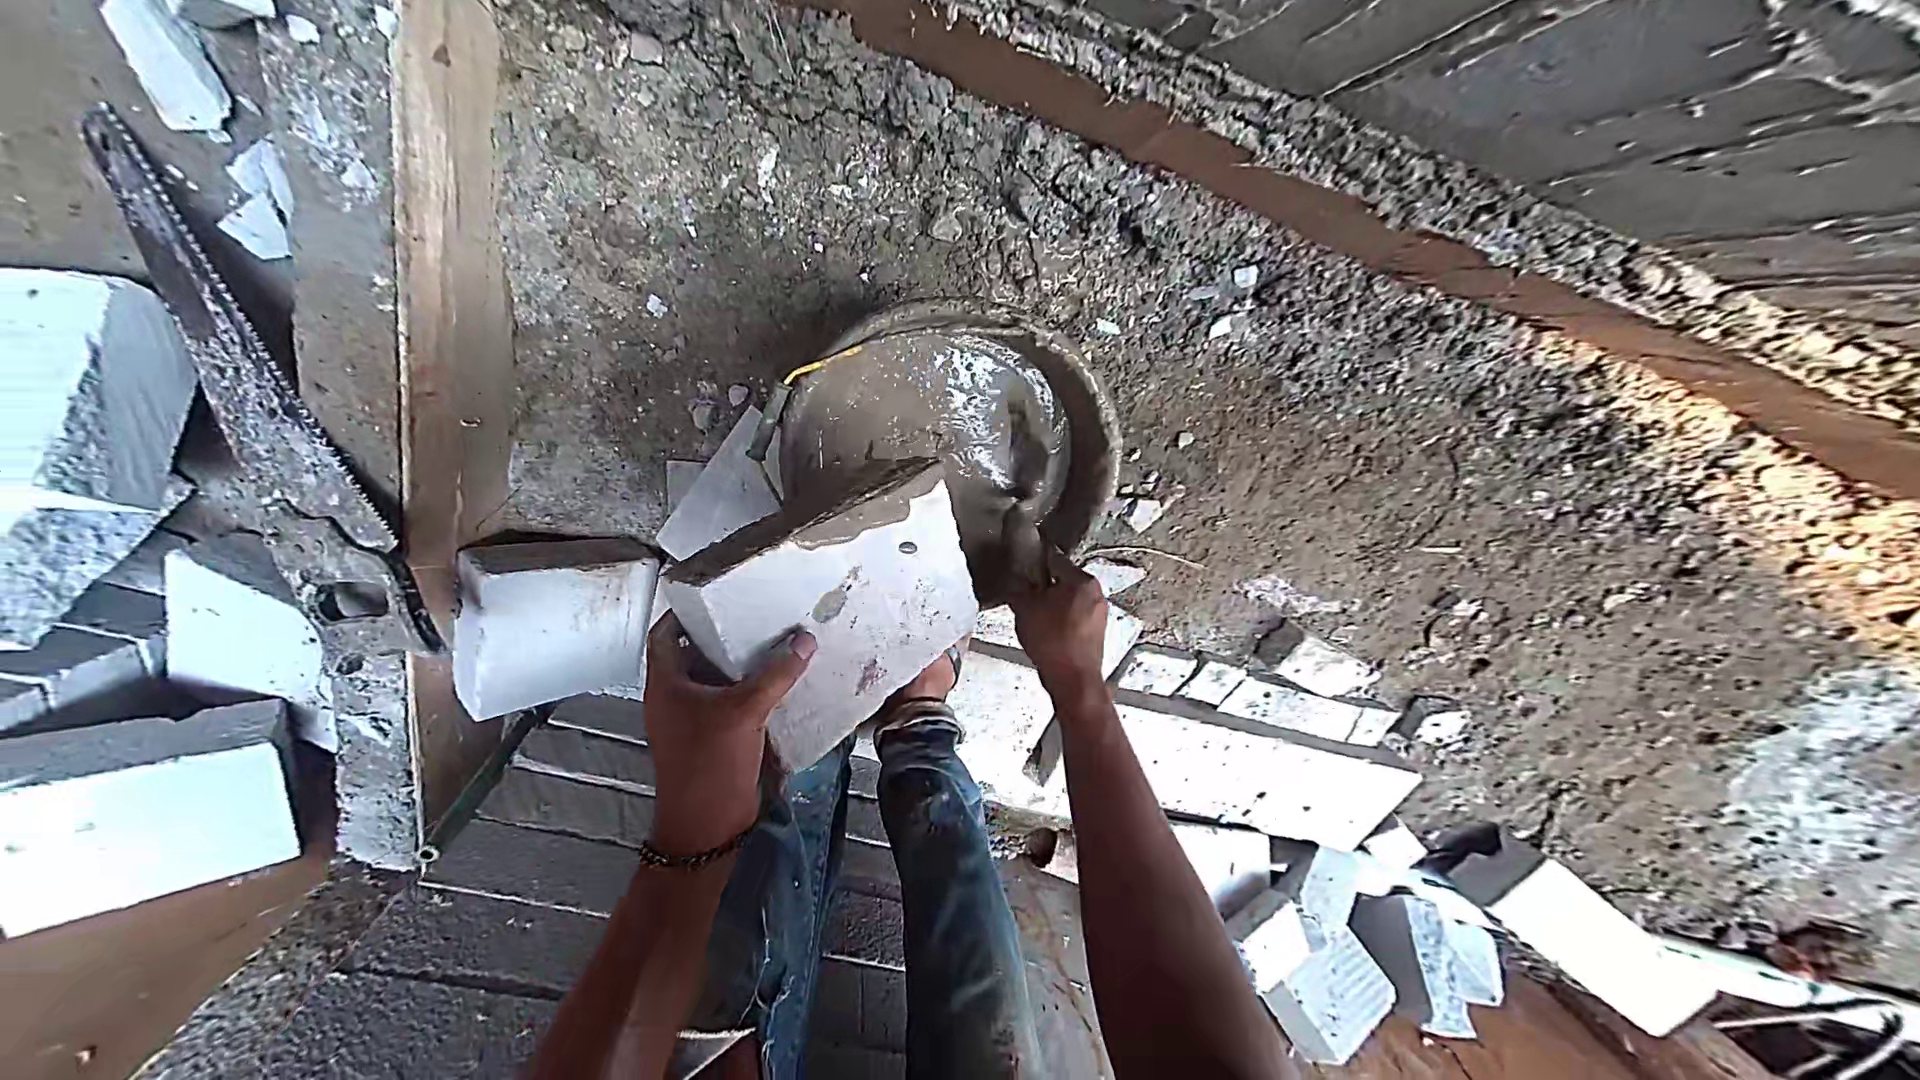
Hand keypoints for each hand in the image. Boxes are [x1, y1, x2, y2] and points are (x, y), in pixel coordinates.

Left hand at [642, 613, 814, 855]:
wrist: (709, 824)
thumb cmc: (710, 762)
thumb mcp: (744, 711)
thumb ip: (776, 674)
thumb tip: (805, 640)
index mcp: (666, 684)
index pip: (665, 634)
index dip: (683, 611)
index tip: (715, 592)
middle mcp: (677, 696)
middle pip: (697, 652)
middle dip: (724, 632)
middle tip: (757, 609)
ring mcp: (697, 717)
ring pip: (719, 676)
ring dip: (743, 660)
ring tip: (776, 635)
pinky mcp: (718, 733)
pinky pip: (735, 698)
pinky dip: (755, 685)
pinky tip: (783, 675)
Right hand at [1007, 546, 1109, 703]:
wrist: (1072, 679)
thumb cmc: (1054, 643)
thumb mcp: (1024, 608)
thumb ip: (1018, 588)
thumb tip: (1016, 581)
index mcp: (1082, 581)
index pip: (1055, 559)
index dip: (1036, 561)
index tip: (1025, 564)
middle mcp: (1096, 595)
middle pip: (1064, 580)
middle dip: (1044, 587)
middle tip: (1026, 595)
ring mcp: (1099, 615)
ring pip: (1070, 600)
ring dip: (1053, 605)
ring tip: (1034, 617)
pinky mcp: (1096, 633)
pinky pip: (1075, 618)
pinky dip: (1061, 620)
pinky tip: (1047, 632)